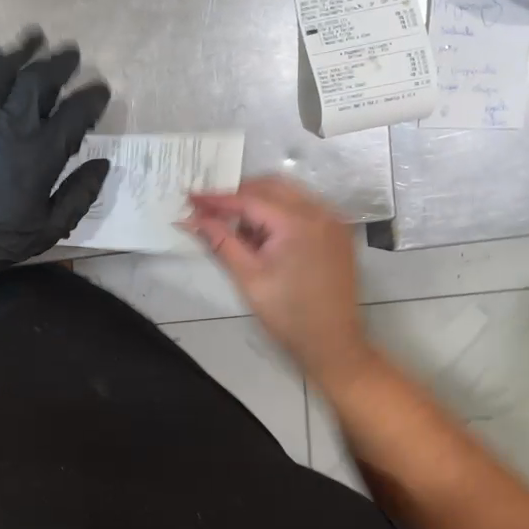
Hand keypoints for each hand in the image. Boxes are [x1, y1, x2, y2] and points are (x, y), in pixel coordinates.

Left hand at [0, 30, 111, 285]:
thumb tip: (103, 163)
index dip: (92, 97)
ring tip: (33, 39)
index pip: (75, 112)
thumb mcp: (53, 225)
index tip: (100, 90)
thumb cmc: (4, 237)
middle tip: (69, 54)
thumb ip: (81, 192)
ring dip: (20, 52)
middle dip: (58, 63)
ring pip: (0, 73)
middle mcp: (10, 129)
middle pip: (38, 81)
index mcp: (41, 154)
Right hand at [184, 177, 376, 389]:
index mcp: (297, 223)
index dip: (217, 199)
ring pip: (288, 195)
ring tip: (234, 226)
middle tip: (209, 209)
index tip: (191, 198)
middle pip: (271, 187)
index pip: (249, 199)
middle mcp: (320, 212)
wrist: (332, 342)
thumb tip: (193, 220)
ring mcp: (333, 221)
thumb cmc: (287, 313)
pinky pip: (303, 209)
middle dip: (238, 194)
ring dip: (258, 202)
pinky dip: (279, 213)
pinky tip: (262, 235)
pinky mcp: (337, 233)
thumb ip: (221, 241)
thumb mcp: (248, 276)